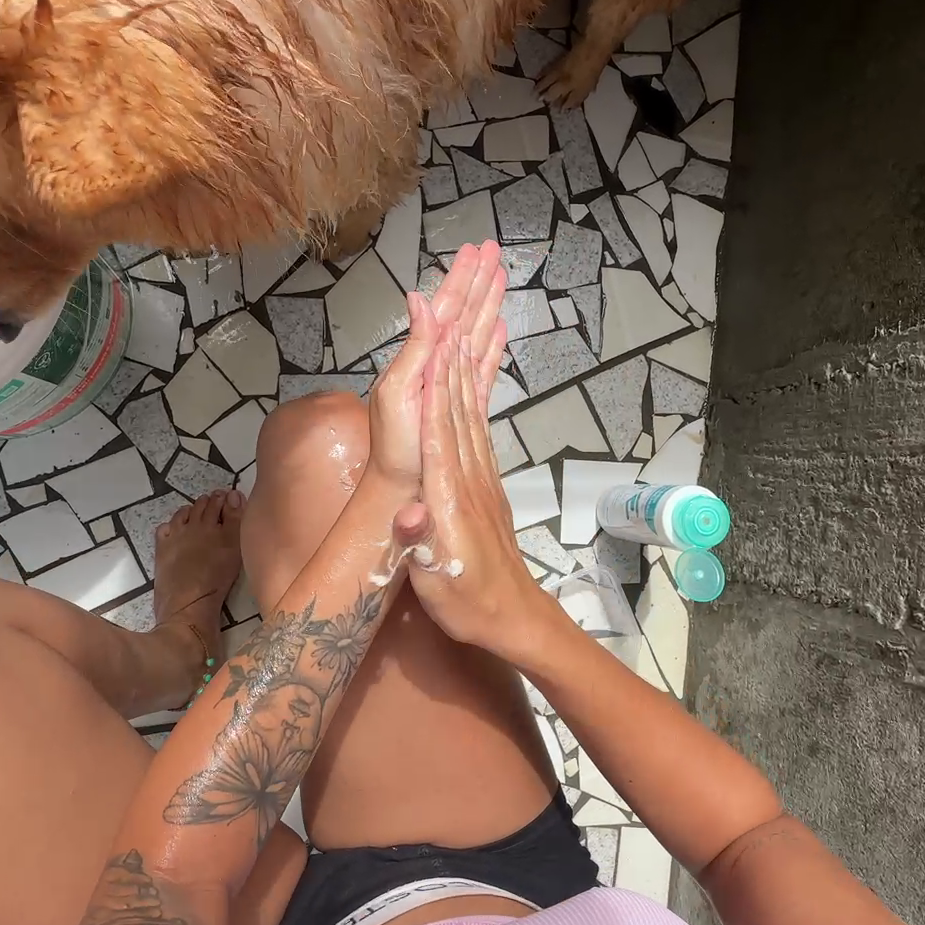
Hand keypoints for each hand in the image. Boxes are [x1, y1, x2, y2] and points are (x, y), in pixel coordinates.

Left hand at [365, 242, 508, 487]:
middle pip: (464, 313)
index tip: (476, 250)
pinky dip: (492, 346)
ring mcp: (452, 380)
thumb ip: (414, 346)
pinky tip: (499, 329)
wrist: (404, 483)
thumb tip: (419, 298)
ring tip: (501, 278)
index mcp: (421, 355)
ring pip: (476, 333)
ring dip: (488, 305)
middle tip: (494, 251)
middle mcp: (438, 362)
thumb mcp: (397, 391)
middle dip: (479, 281)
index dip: (462, 278)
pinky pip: (483, 366)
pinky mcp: (464, 401)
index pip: (446, 307)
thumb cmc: (395, 445)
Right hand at [405, 334, 556, 659]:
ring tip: (468, 324)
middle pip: (460, 407)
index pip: (440, 431)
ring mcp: (483, 477)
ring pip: (472, 410)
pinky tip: (474, 377)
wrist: (515, 615)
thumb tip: (409, 511)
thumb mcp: (437, 584)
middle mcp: (469, 476)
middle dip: (458, 355)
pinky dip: (476, 395)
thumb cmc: (468, 602)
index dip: (436, 386)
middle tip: (459, 309)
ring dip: (469, 365)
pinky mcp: (489, 483)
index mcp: (450, 495)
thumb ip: (423, 545)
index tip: (435, 341)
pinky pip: (480, 428)